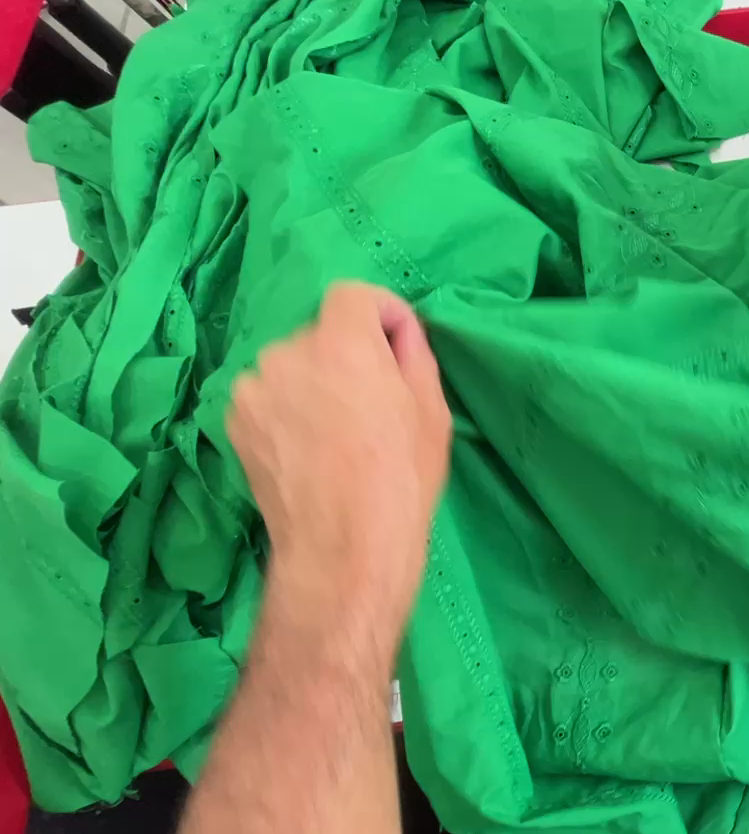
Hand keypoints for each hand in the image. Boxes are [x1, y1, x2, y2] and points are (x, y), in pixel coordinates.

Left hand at [228, 282, 451, 631]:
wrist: (346, 539)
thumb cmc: (404, 472)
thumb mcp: (433, 411)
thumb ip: (414, 358)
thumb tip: (401, 334)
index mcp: (343, 345)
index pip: (352, 294)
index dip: (382, 311)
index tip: (402, 341)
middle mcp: (286, 352)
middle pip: (324, 334)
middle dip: (352, 355)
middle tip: (378, 402)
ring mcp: (251, 386)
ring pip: (294, 366)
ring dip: (318, 382)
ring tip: (342, 431)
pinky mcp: (231, 418)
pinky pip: (270, 395)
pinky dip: (292, 408)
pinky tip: (313, 447)